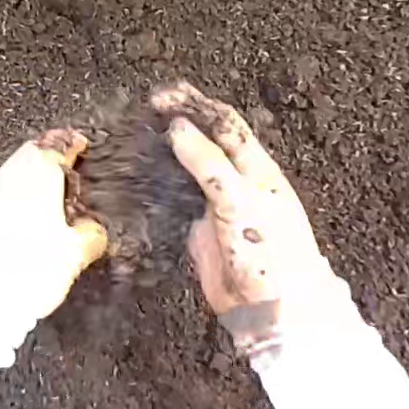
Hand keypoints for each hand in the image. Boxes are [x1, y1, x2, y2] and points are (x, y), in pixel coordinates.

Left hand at [0, 129, 108, 322]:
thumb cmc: (24, 269)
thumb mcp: (75, 253)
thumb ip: (90, 235)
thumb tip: (93, 231)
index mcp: (39, 169)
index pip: (60, 142)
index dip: (74, 144)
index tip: (81, 146)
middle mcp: (9, 174)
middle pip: (34, 155)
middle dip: (52, 163)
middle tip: (71, 177)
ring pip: (15, 178)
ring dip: (33, 186)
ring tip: (52, 209)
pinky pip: (0, 201)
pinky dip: (16, 206)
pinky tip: (25, 230)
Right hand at [151, 83, 338, 316]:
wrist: (271, 310)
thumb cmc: (269, 253)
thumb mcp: (240, 202)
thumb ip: (209, 165)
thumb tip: (179, 128)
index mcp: (255, 165)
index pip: (223, 122)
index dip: (194, 105)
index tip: (161, 98)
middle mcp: (234, 178)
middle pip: (204, 138)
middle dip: (177, 118)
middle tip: (146, 108)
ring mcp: (214, 201)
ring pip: (186, 165)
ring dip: (164, 148)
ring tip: (137, 135)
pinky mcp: (196, 225)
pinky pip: (175, 196)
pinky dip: (157, 182)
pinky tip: (138, 176)